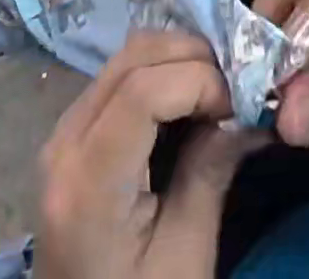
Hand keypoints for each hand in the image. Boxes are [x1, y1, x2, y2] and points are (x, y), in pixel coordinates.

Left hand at [35, 31, 266, 278]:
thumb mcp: (186, 254)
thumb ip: (211, 171)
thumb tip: (246, 109)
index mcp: (87, 184)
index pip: (142, 90)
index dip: (200, 81)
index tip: (238, 107)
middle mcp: (63, 142)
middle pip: (134, 57)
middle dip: (195, 56)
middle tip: (235, 89)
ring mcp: (62, 130)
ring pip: (127, 54)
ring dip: (180, 57)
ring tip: (217, 91)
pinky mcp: (72, 129)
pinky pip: (120, 72)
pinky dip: (163, 68)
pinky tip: (190, 96)